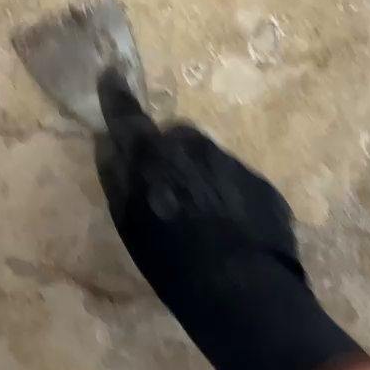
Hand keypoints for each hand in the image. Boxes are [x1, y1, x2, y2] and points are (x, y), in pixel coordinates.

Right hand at [96, 70, 368, 369]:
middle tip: (165, 187)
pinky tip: (227, 228)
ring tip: (199, 216)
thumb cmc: (170, 261)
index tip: (110, 75)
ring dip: (197, 174)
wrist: (244, 294)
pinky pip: (234, 180)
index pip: (126, 113)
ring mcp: (232, 163)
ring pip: (205, 157)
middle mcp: (192, 146)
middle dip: (167, 152)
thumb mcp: (126, 222)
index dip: (115, 94)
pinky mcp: (263, 186)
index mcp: (152, 154)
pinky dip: (225, 195)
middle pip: (173, 135)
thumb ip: (114, 175)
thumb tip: (106, 141)